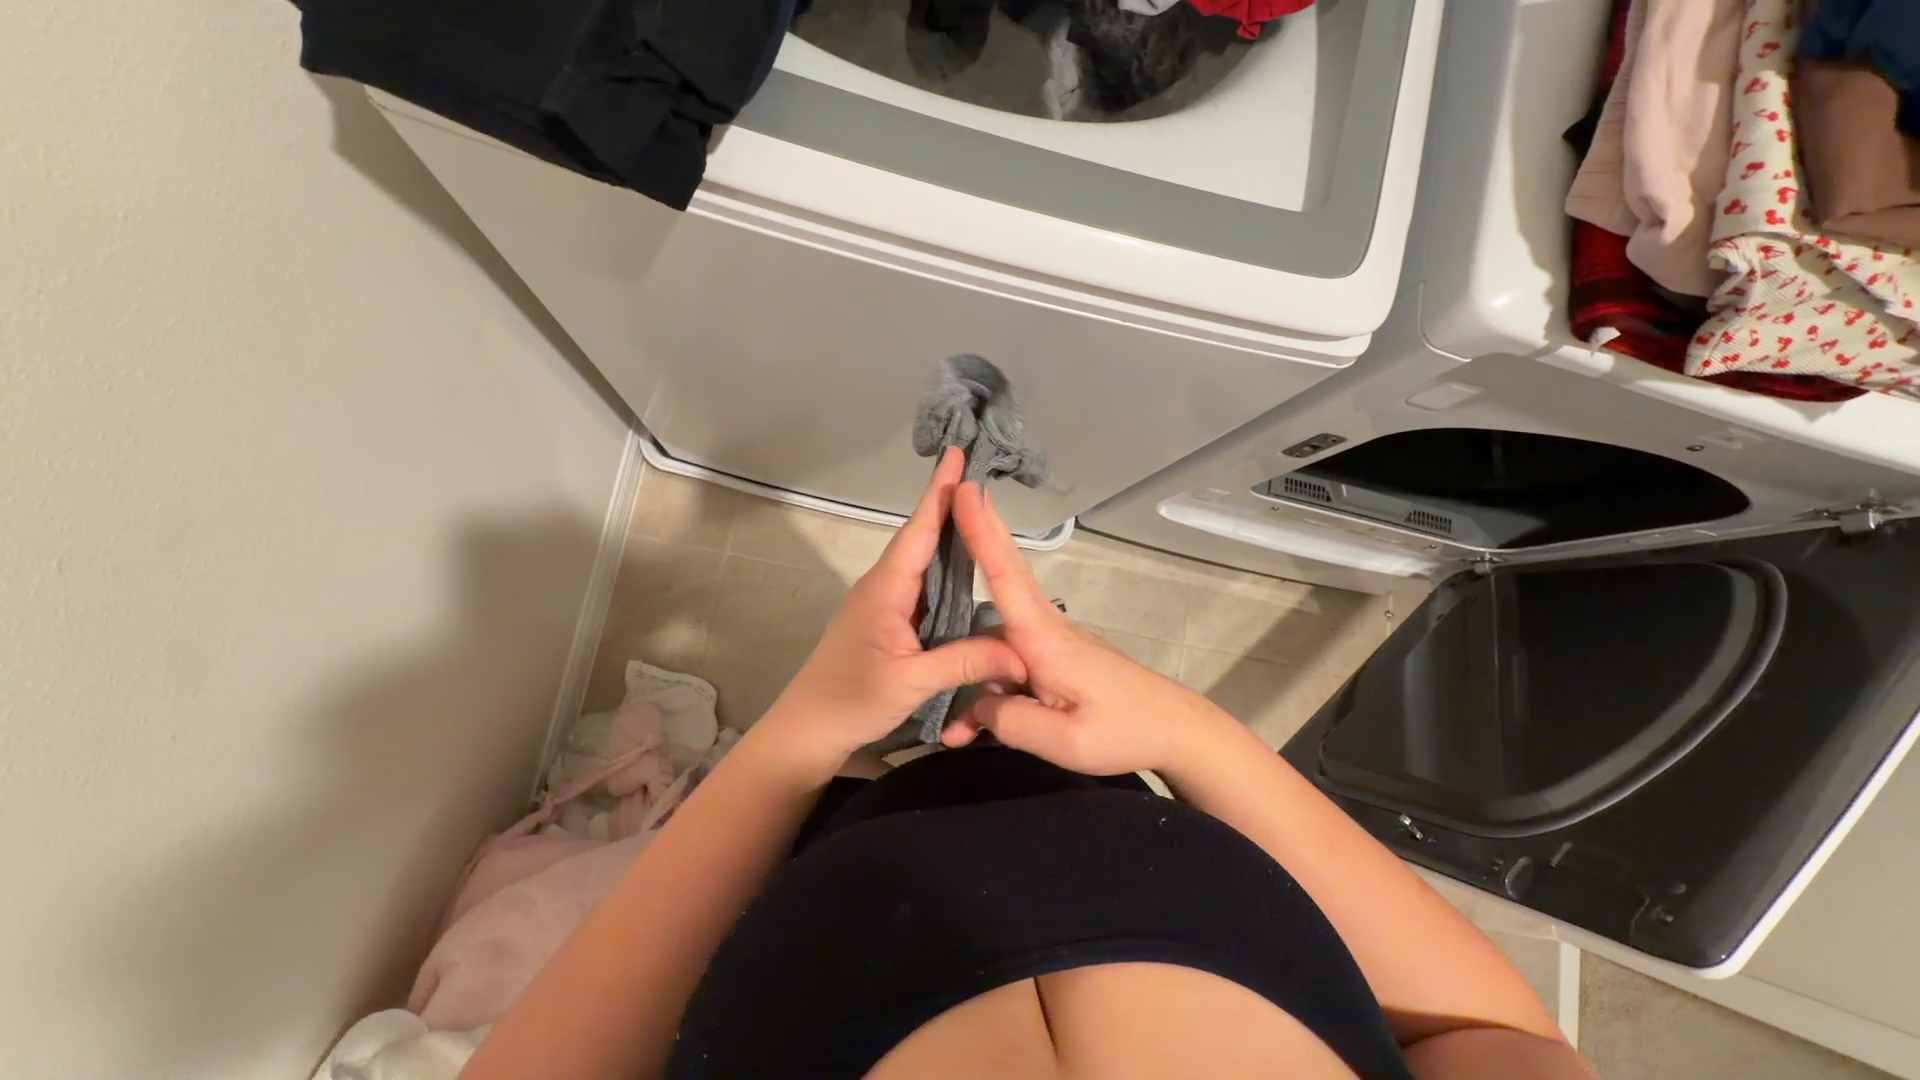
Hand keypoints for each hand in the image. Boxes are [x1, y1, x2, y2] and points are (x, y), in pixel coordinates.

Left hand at [756, 448, 1028, 772]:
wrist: (808, 729)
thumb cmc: (851, 700)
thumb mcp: (911, 682)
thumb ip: (964, 662)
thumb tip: (1020, 652)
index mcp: (885, 590)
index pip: (918, 532)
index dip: (939, 493)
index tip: (957, 455)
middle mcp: (882, 587)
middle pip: (920, 538)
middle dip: (948, 505)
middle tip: (982, 476)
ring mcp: (882, 604)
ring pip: (921, 562)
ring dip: (947, 536)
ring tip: (981, 512)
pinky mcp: (885, 622)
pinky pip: (921, 586)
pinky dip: (944, 571)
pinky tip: (965, 571)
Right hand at [940, 484, 1235, 776]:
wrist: (1175, 730)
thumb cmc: (1124, 731)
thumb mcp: (1062, 741)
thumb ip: (1008, 718)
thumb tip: (974, 701)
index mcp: (1044, 641)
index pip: (1005, 576)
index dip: (982, 533)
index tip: (965, 490)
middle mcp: (1045, 630)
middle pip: (1005, 574)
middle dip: (980, 531)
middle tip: (954, 487)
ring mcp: (1051, 643)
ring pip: (999, 623)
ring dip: (972, 614)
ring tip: (943, 601)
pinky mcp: (1055, 659)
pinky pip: (1010, 655)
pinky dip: (987, 675)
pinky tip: (968, 723)